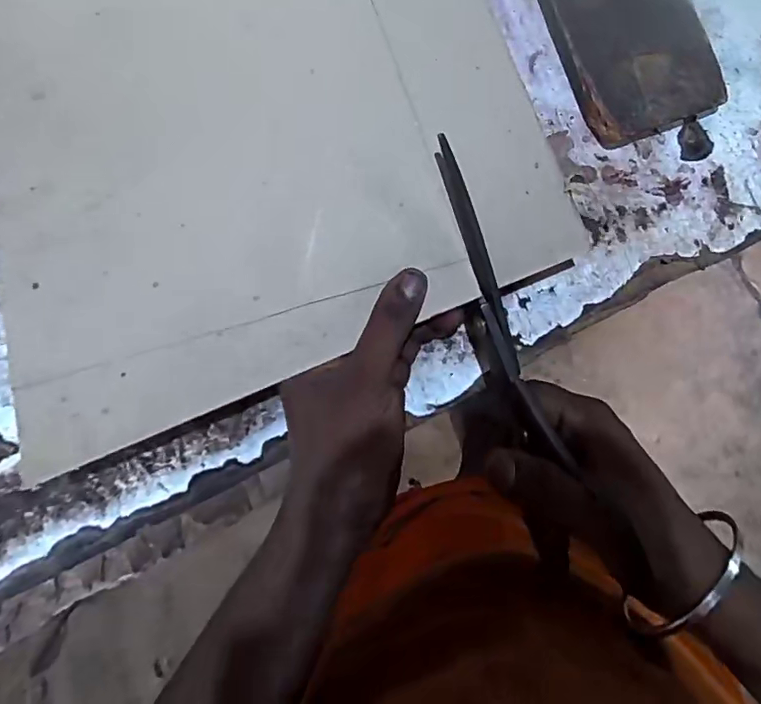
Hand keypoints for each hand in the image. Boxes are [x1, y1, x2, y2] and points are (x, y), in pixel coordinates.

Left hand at [279, 269, 462, 540]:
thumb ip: (389, 327)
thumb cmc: (345, 441)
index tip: (400, 249)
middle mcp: (327, 356)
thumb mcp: (369, 377)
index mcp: (310, 347)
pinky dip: (418, 344)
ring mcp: (352, 375)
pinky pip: (397, 358)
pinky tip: (442, 326)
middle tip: (436, 274)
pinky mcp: (375, 393)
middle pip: (365, 316)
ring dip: (415, 321)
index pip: (337, 299)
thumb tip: (411, 275)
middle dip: (399, 298)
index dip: (367, 275)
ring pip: (386, 336)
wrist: (346, 512)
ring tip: (450, 297)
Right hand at [483, 382, 728, 618]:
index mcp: (588, 418)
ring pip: (529, 452)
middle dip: (503, 458)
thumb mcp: (592, 513)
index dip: (494, 417)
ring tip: (526, 529)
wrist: (695, 581)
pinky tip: (544, 540)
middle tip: (488, 496)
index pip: (524, 395)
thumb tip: (488, 459)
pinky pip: (544, 476)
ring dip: (521, 489)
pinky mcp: (584, 476)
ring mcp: (584, 449)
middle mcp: (582, 424)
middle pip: (521, 422)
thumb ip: (542, 483)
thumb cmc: (648, 539)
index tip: (472, 456)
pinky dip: (536, 504)